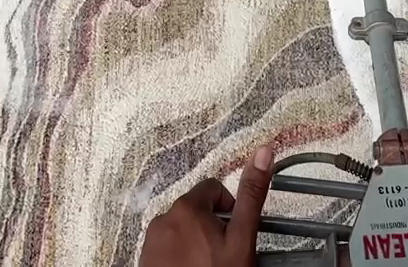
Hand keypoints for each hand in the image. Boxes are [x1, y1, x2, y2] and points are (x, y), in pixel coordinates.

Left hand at [138, 146, 274, 266]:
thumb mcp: (241, 239)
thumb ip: (252, 194)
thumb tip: (263, 151)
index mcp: (187, 208)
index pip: (213, 188)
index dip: (229, 208)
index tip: (234, 232)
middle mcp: (163, 220)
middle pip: (196, 209)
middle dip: (211, 227)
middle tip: (223, 255)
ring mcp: (150, 244)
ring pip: (181, 230)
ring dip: (194, 243)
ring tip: (207, 266)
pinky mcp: (144, 263)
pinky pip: (166, 250)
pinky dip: (178, 258)